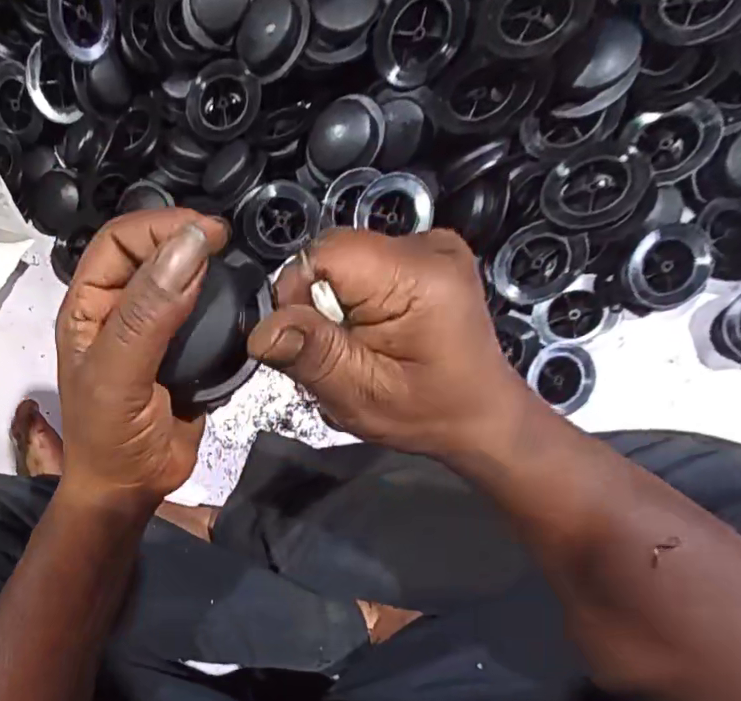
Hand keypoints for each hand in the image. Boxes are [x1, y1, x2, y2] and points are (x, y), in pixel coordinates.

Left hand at [54, 209, 228, 512]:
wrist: (131, 488)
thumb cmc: (108, 439)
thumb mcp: (118, 374)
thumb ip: (148, 314)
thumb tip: (188, 248)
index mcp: (89, 308)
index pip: (119, 242)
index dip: (159, 227)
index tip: (205, 232)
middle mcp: (120, 313)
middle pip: (154, 254)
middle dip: (187, 242)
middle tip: (225, 247)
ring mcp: (154, 334)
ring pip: (182, 284)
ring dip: (208, 274)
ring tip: (235, 273)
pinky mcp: (185, 357)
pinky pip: (205, 320)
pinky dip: (222, 311)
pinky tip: (238, 310)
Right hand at [246, 229, 534, 459]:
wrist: (479, 415)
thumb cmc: (426, 412)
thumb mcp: (361, 396)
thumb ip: (313, 356)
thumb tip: (261, 333)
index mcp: (418, 276)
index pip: (323, 253)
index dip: (298, 296)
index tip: (310, 343)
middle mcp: (427, 245)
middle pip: (332, 256)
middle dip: (317, 307)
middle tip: (339, 354)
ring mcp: (431, 246)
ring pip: (344, 263)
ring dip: (335, 308)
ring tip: (359, 347)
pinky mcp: (426, 256)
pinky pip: (364, 268)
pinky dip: (355, 302)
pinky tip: (374, 331)